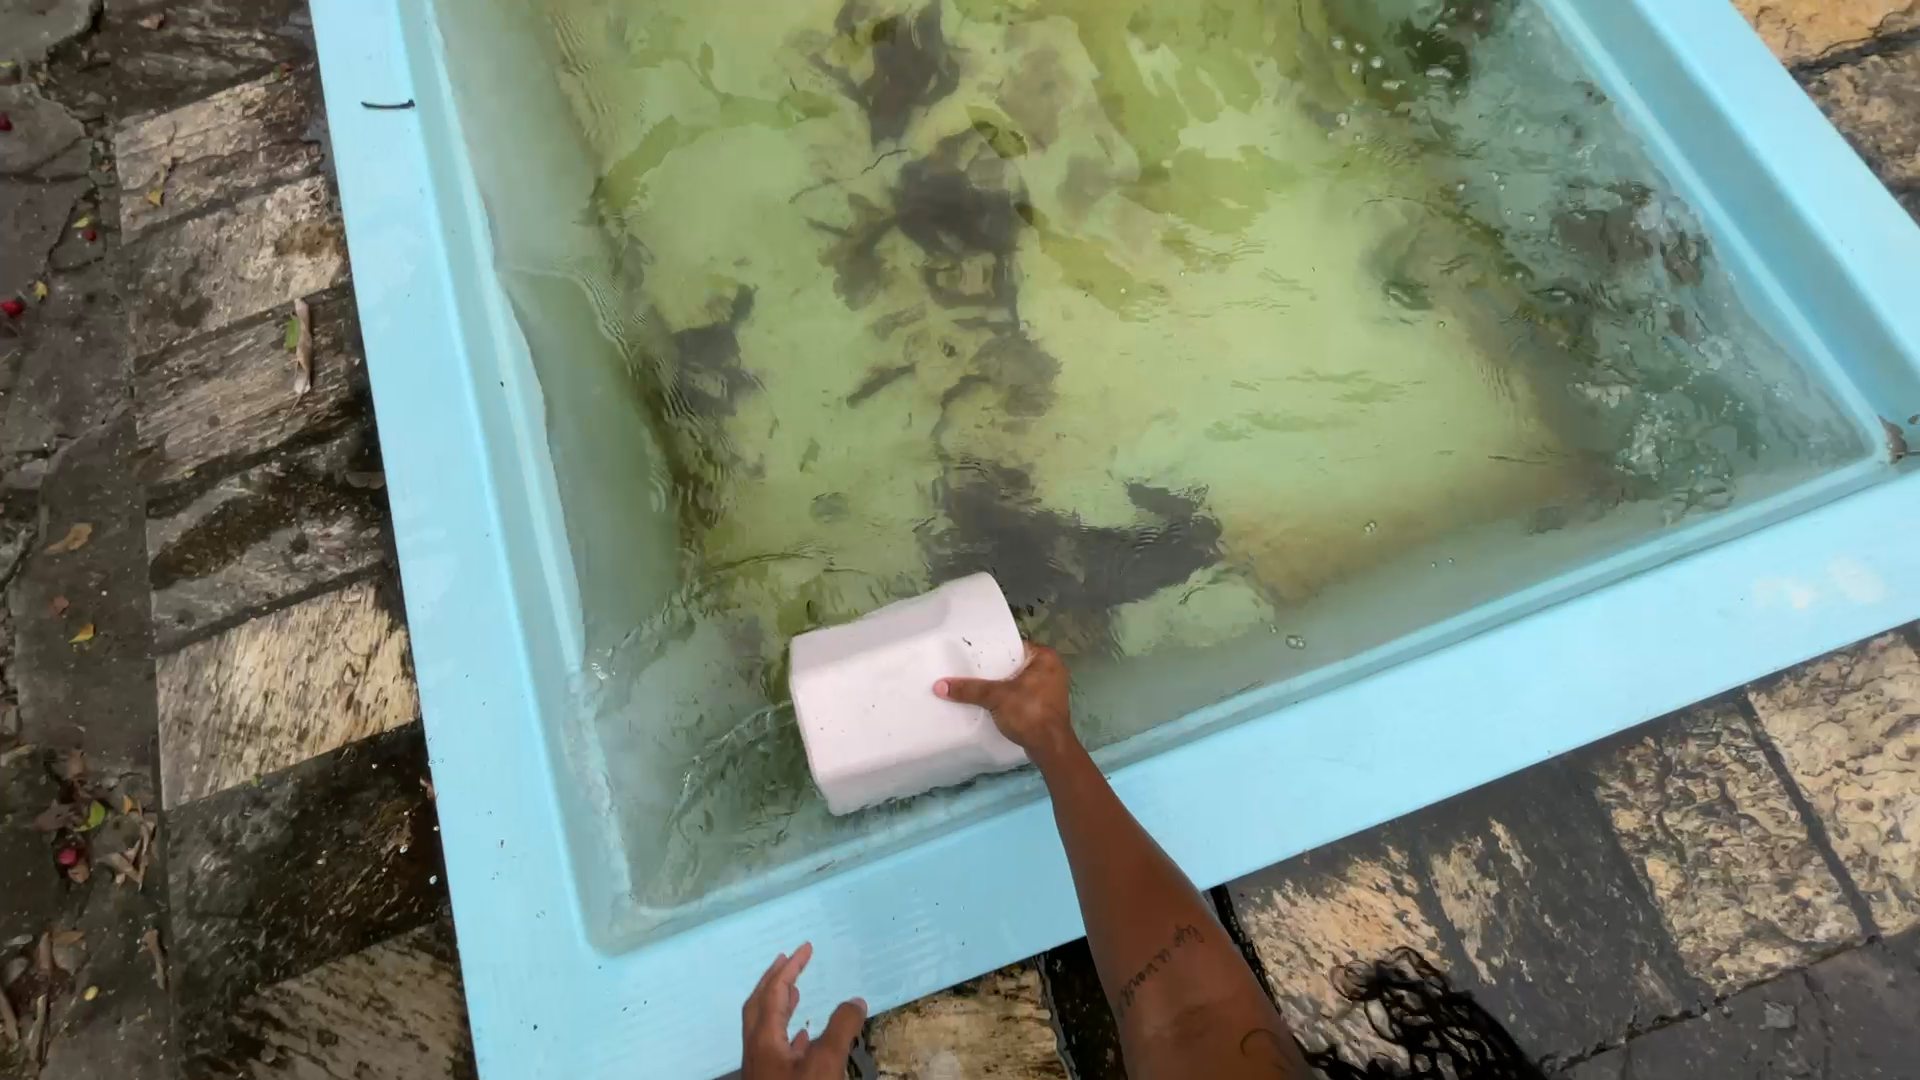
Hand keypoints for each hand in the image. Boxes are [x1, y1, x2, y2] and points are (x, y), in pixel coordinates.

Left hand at [741, 943, 865, 1079]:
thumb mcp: (826, 1062)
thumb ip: (841, 1028)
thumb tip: (856, 1000)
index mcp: (764, 1037)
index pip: (774, 991)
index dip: (791, 967)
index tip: (806, 947)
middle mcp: (756, 1048)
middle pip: (759, 1004)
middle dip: (773, 979)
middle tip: (786, 959)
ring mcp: (760, 1066)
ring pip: (766, 1025)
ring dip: (779, 1003)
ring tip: (795, 991)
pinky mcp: (769, 1079)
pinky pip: (776, 1046)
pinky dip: (788, 1031)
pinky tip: (803, 1037)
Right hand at [934, 642, 1076, 761]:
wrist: (1050, 748)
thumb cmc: (1029, 713)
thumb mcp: (996, 697)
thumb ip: (970, 689)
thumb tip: (938, 686)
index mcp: (1045, 657)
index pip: (1013, 645)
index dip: (992, 650)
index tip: (972, 653)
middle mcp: (1052, 668)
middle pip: (1014, 663)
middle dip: (995, 669)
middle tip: (970, 668)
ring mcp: (1050, 688)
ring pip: (1018, 680)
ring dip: (1001, 684)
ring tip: (976, 683)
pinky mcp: (1046, 705)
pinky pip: (1022, 694)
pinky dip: (1008, 697)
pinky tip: (990, 700)